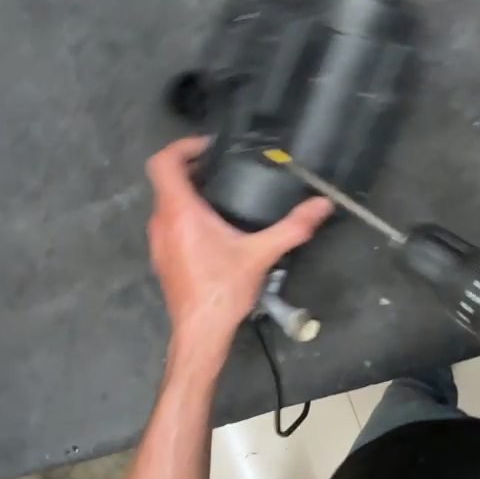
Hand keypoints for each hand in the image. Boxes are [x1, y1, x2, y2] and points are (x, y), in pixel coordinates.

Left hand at [145, 137, 332, 356]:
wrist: (200, 333)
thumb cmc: (223, 291)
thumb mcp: (261, 255)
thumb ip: (292, 227)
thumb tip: (321, 205)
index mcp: (180, 212)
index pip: (164, 162)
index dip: (182, 146)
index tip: (208, 147)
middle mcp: (161, 222)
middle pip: (166, 181)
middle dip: (193, 170)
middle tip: (222, 169)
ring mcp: (158, 242)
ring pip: (166, 204)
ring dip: (188, 194)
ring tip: (220, 195)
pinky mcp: (162, 258)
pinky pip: (169, 224)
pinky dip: (185, 216)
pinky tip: (213, 229)